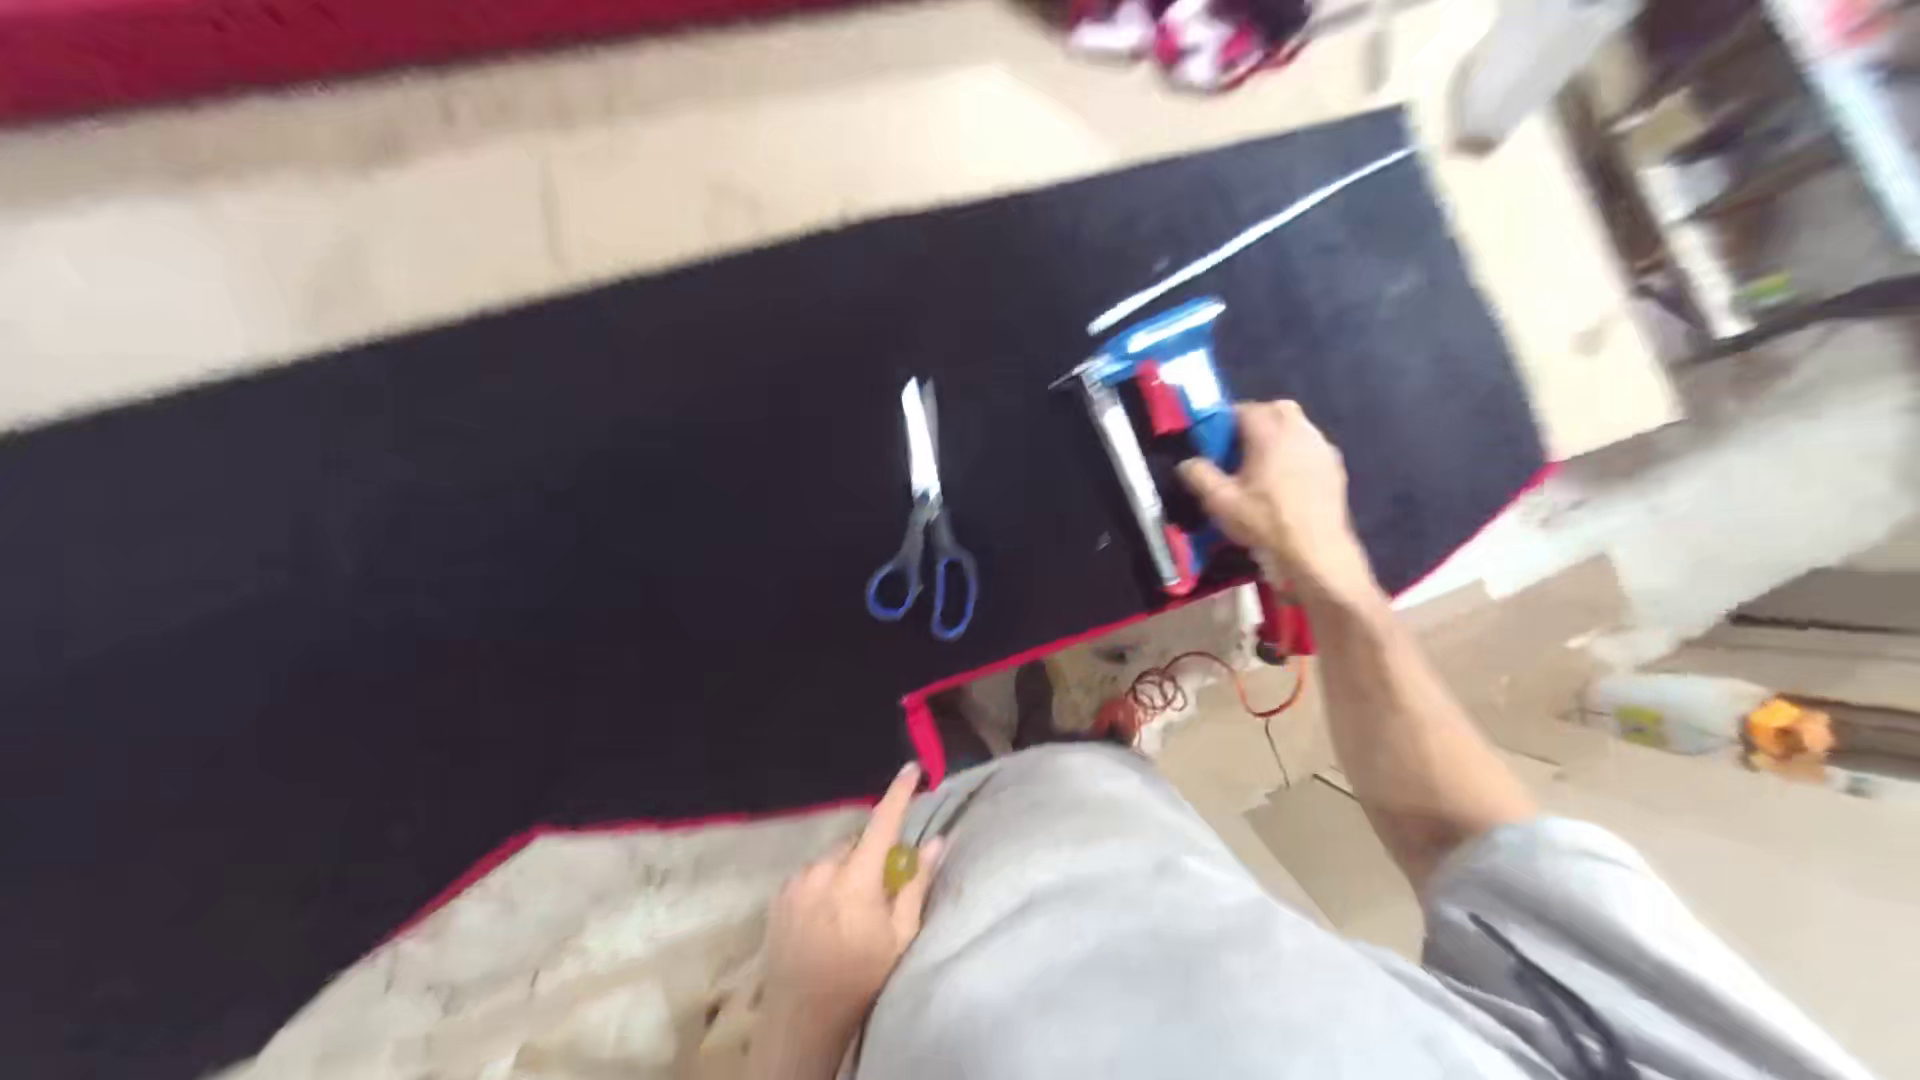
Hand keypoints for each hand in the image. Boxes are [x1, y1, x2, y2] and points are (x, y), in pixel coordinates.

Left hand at [749, 763, 943, 1079]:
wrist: (802, 1022)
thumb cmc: (861, 979)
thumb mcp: (900, 936)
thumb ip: (917, 883)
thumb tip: (937, 840)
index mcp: (856, 879)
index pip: (883, 822)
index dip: (899, 792)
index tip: (911, 768)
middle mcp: (822, 870)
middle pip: (856, 842)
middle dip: (871, 852)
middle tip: (880, 885)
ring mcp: (795, 882)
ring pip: (832, 857)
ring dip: (846, 868)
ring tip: (849, 908)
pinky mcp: (778, 895)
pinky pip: (810, 873)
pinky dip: (823, 881)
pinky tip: (825, 914)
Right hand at [1178, 400, 1375, 600]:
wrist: (1315, 554)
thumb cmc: (1265, 523)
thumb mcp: (1219, 502)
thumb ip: (1198, 475)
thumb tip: (1187, 463)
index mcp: (1271, 433)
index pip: (1244, 409)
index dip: (1224, 421)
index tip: (1211, 442)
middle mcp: (1300, 432)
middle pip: (1275, 410)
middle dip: (1253, 422)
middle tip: (1235, 450)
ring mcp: (1322, 449)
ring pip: (1296, 427)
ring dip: (1275, 437)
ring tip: (1258, 467)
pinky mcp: (1334, 468)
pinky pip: (1309, 448)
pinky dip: (1293, 454)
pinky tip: (1282, 482)